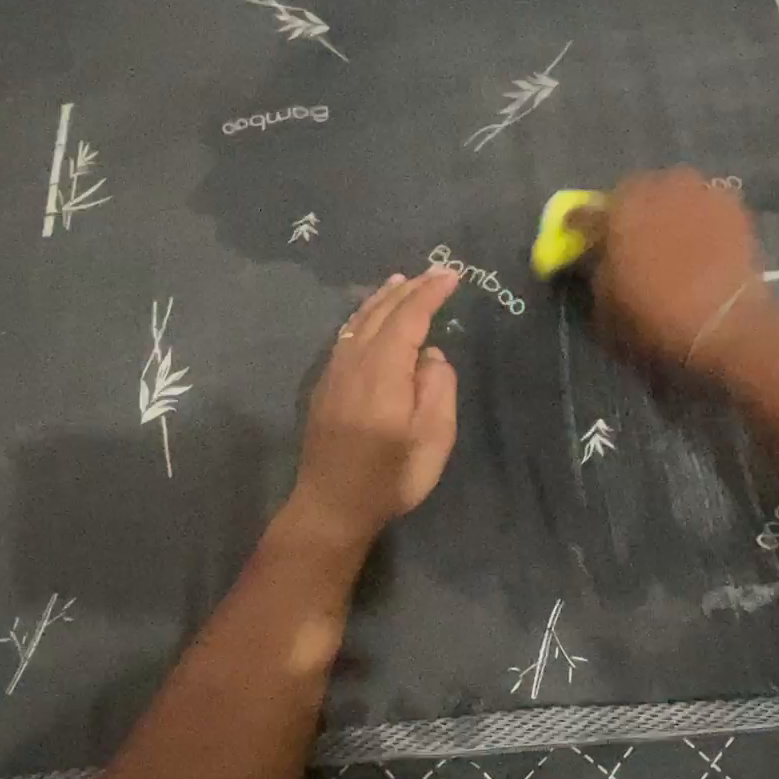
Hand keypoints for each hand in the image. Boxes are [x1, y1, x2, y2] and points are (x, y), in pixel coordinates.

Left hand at [287, 267, 460, 545]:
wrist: (332, 505)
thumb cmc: (390, 476)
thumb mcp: (433, 438)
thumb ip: (437, 388)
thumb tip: (430, 355)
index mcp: (385, 371)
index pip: (409, 317)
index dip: (431, 293)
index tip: (453, 275)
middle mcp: (355, 362)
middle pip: (381, 312)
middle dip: (409, 289)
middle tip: (433, 273)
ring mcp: (335, 373)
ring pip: (359, 322)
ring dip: (382, 299)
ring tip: (400, 282)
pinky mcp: (325, 388)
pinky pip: (347, 337)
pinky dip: (363, 319)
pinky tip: (369, 321)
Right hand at [577, 167, 765, 372]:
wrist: (726, 326)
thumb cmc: (655, 321)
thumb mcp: (605, 309)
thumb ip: (593, 273)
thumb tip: (593, 259)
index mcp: (615, 211)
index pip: (583, 214)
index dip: (578, 230)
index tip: (578, 243)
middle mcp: (655, 187)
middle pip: (630, 194)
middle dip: (625, 213)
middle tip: (627, 241)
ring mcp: (697, 190)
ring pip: (669, 193)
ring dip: (663, 211)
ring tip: (667, 240)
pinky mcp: (731, 204)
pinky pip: (702, 204)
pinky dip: (696, 218)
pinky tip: (699, 243)